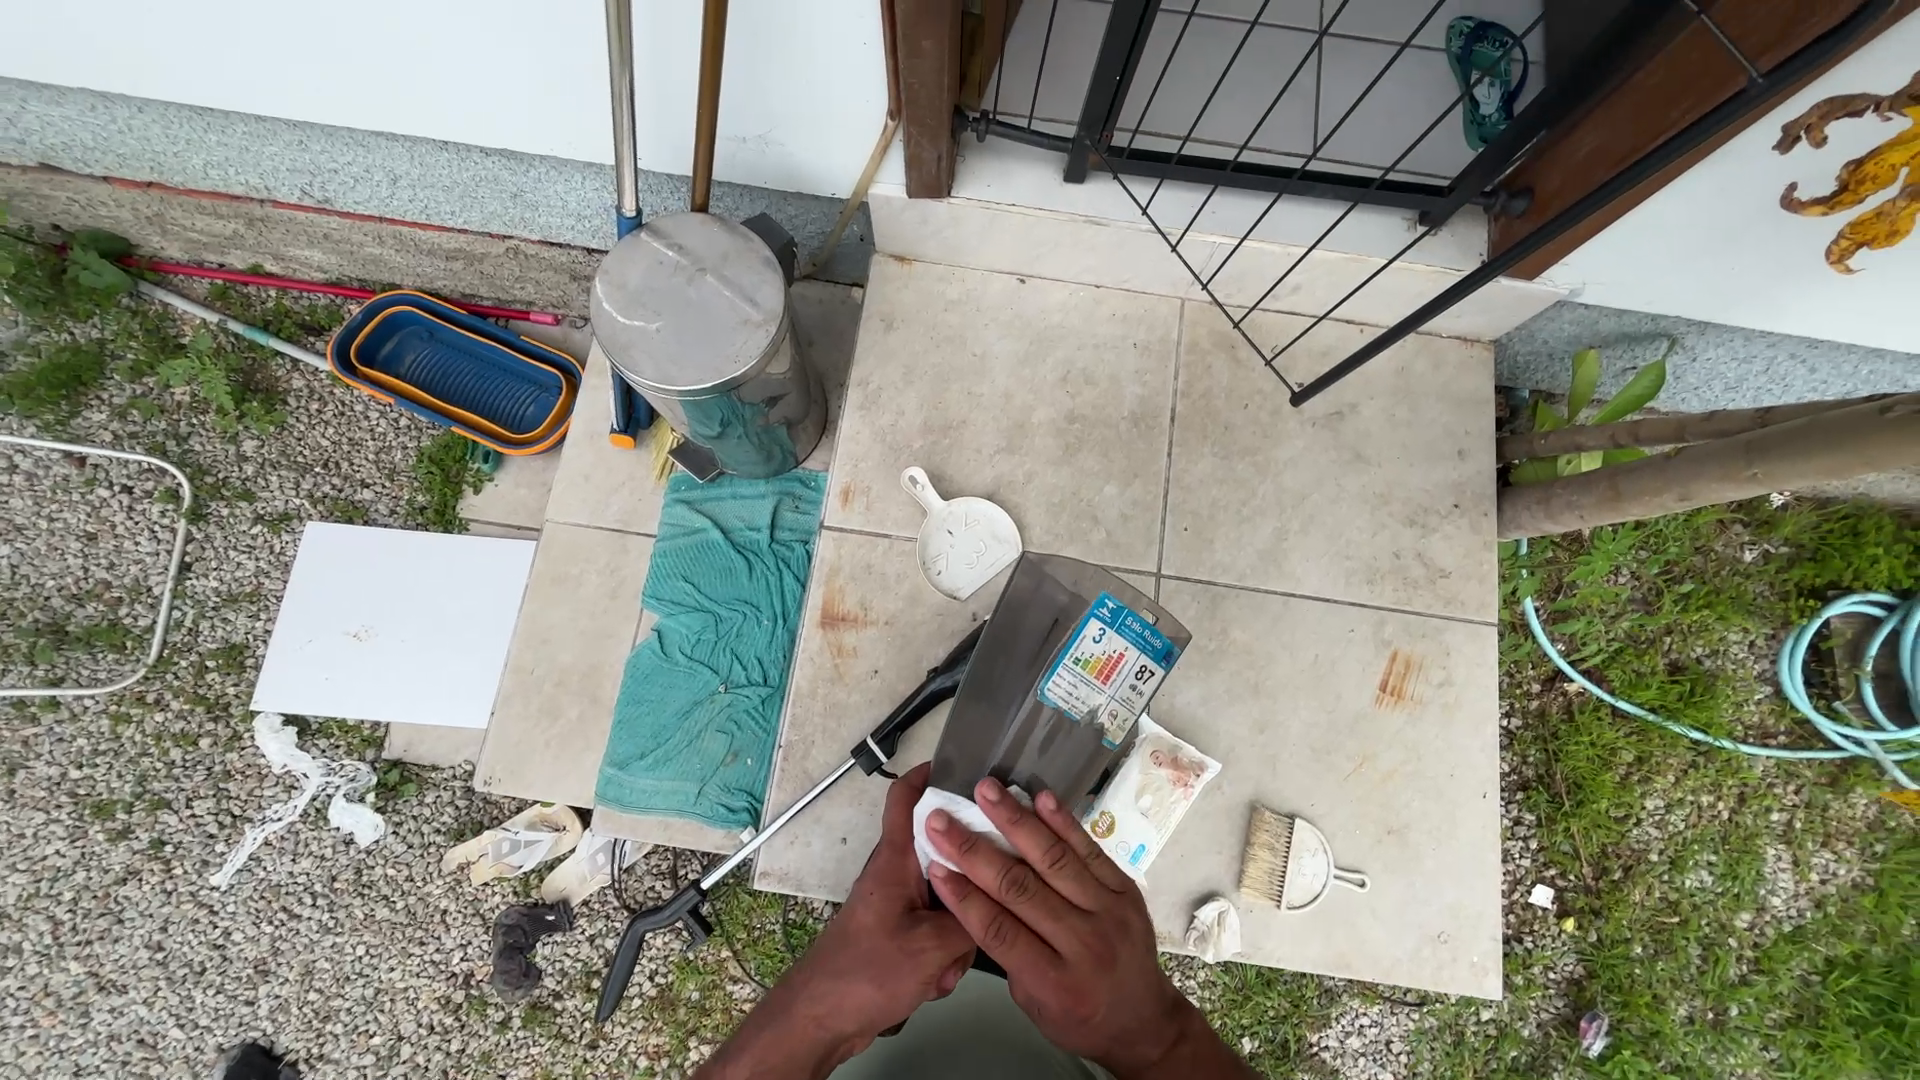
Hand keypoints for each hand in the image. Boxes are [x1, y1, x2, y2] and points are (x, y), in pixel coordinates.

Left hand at [699, 763, 974, 1078]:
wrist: (822, 1020)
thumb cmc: (867, 970)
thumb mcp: (932, 946)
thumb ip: (971, 920)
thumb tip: (996, 905)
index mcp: (896, 860)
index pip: (904, 799)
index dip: (926, 774)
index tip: (957, 765)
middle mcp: (896, 874)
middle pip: (943, 854)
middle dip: (968, 884)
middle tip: (985, 903)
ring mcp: (896, 905)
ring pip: (944, 899)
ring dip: (954, 934)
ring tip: (946, 964)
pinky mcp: (897, 934)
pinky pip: (933, 931)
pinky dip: (939, 956)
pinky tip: (934, 981)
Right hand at [926, 777, 1252, 1077]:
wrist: (1145, 1022)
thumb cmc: (1078, 1017)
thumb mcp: (1032, 1001)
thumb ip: (1006, 950)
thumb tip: (970, 890)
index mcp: (1054, 982)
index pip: (998, 930)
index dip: (963, 895)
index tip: (933, 861)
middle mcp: (1083, 942)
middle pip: (1019, 887)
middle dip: (974, 849)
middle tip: (942, 819)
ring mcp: (1108, 910)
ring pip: (1053, 858)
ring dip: (1014, 819)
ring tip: (986, 790)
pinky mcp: (1124, 887)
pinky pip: (1089, 848)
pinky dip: (1063, 821)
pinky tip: (1039, 796)